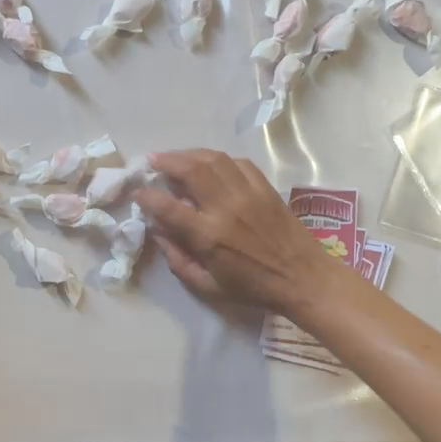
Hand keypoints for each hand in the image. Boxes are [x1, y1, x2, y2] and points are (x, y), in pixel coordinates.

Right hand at [133, 149, 336, 312]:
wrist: (302, 278)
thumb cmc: (252, 288)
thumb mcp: (207, 286)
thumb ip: (178, 260)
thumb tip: (159, 234)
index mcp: (209, 236)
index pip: (169, 207)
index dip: (148, 196)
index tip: (137, 192)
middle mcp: (226, 208)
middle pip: (192, 170)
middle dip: (167, 161)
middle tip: (152, 161)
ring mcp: (248, 193)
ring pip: (214, 159)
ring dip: (190, 154)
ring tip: (175, 157)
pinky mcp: (265, 188)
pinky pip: (238, 163)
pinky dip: (219, 160)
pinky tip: (210, 165)